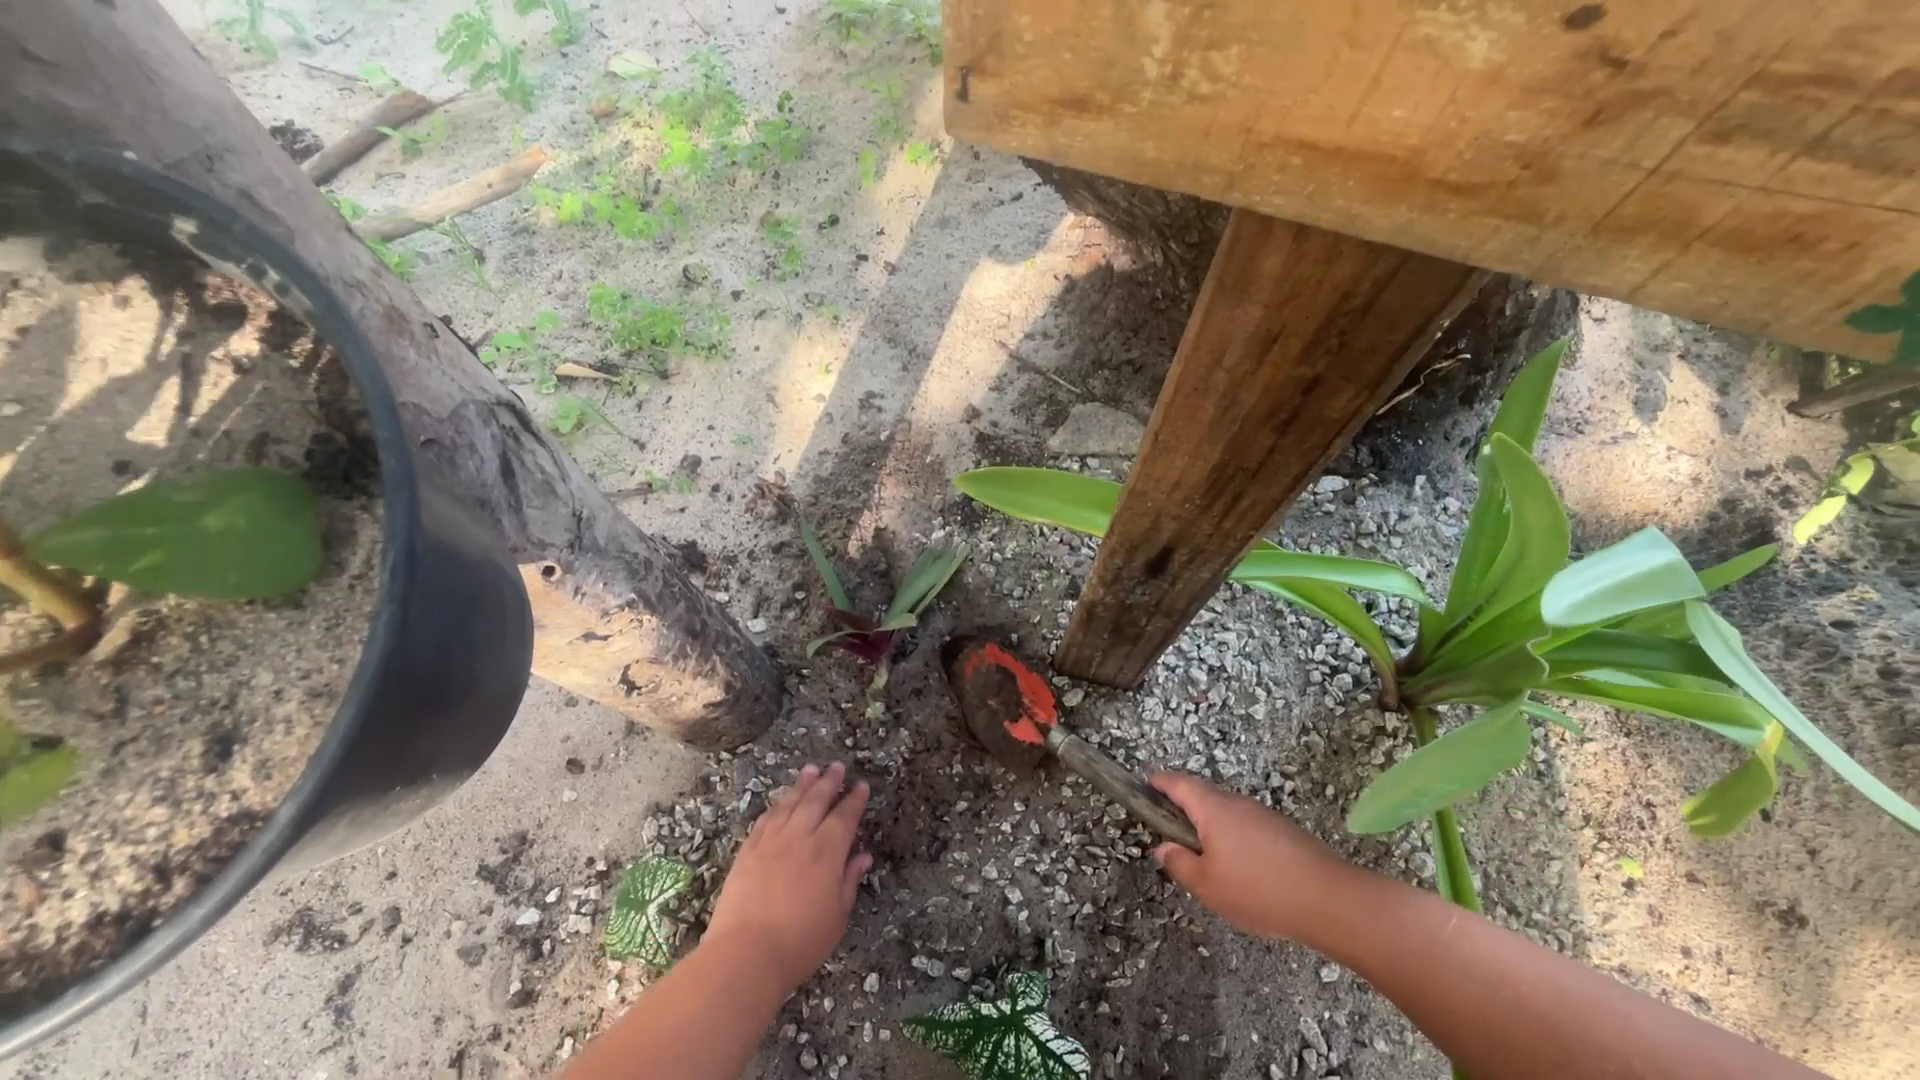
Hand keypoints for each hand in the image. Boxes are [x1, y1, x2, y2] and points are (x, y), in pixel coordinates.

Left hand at [705, 762, 872, 989]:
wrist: (746, 953)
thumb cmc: (800, 941)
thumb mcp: (837, 916)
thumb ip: (849, 881)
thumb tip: (863, 857)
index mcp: (827, 852)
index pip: (845, 817)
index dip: (854, 800)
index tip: (861, 786)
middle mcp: (799, 838)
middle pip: (816, 801)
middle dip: (829, 782)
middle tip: (837, 766)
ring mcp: (770, 842)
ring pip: (789, 804)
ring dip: (801, 785)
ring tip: (810, 770)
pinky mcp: (747, 852)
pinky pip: (764, 820)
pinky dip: (775, 807)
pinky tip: (779, 802)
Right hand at [1149, 771, 1350, 940]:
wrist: (1330, 900)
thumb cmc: (1258, 890)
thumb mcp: (1207, 885)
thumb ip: (1179, 863)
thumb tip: (1163, 848)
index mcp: (1214, 809)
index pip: (1180, 784)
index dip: (1161, 781)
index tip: (1147, 781)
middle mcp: (1239, 804)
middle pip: (1205, 796)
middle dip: (1185, 807)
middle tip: (1170, 829)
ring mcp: (1265, 816)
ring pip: (1228, 814)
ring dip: (1212, 827)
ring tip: (1204, 858)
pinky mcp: (1286, 833)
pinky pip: (1248, 828)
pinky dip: (1234, 839)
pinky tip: (1240, 870)